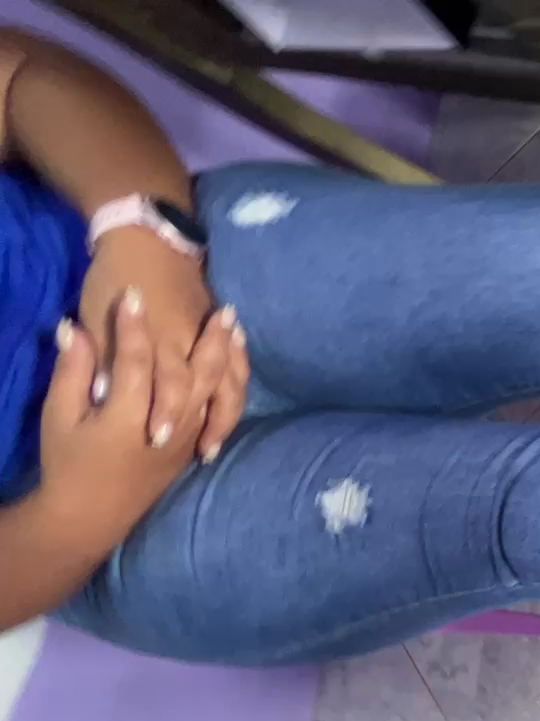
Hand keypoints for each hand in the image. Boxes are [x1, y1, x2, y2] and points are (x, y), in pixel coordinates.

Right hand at [36, 294, 214, 546]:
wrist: (97, 507)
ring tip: (235, 330)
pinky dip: (232, 380)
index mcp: (128, 413)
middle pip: (198, 373)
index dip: (133, 325)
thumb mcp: (60, 415)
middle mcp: (172, 421)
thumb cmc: (69, 458)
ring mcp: (192, 431)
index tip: (131, 294)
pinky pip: (224, 404)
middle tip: (223, 309)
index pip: (138, 360)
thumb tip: (74, 328)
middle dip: (211, 340)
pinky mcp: (199, 438)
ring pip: (219, 389)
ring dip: (229, 358)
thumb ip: (73, 372)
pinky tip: (234, 362)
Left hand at [79, 228, 248, 460]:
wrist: (149, 243)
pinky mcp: (219, 341)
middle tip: (205, 451)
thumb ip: (102, 352)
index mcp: (161, 342)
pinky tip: (227, 409)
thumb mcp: (96, 314)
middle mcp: (193, 348)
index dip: (166, 413)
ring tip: (218, 436)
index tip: (157, 440)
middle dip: (210, 422)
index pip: (170, 386)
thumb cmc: (112, 280)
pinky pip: (235, 372)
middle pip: (214, 392)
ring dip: (226, 413)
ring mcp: (211, 345)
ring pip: (230, 385)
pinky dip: (234, 393)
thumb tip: (108, 391)